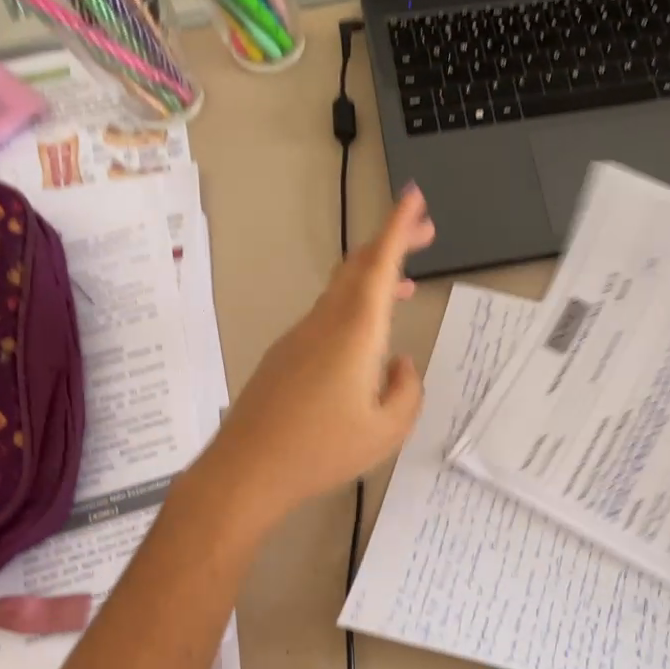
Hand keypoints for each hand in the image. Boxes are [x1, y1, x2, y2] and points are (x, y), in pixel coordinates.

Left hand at [212, 185, 435, 506]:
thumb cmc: (321, 451)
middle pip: (359, 266)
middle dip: (392, 241)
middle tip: (425, 231)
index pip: (379, 265)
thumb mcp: (388, 430)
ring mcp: (300, 336)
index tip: (413, 196)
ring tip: (406, 288)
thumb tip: (399, 364)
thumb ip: (407, 390)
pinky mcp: (286, 355)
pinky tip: (368, 339)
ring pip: (343, 289)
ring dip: (375, 278)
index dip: (398, 227)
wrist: (245, 471)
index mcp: (354, 333)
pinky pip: (329, 314)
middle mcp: (325, 323)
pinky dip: (356, 306)